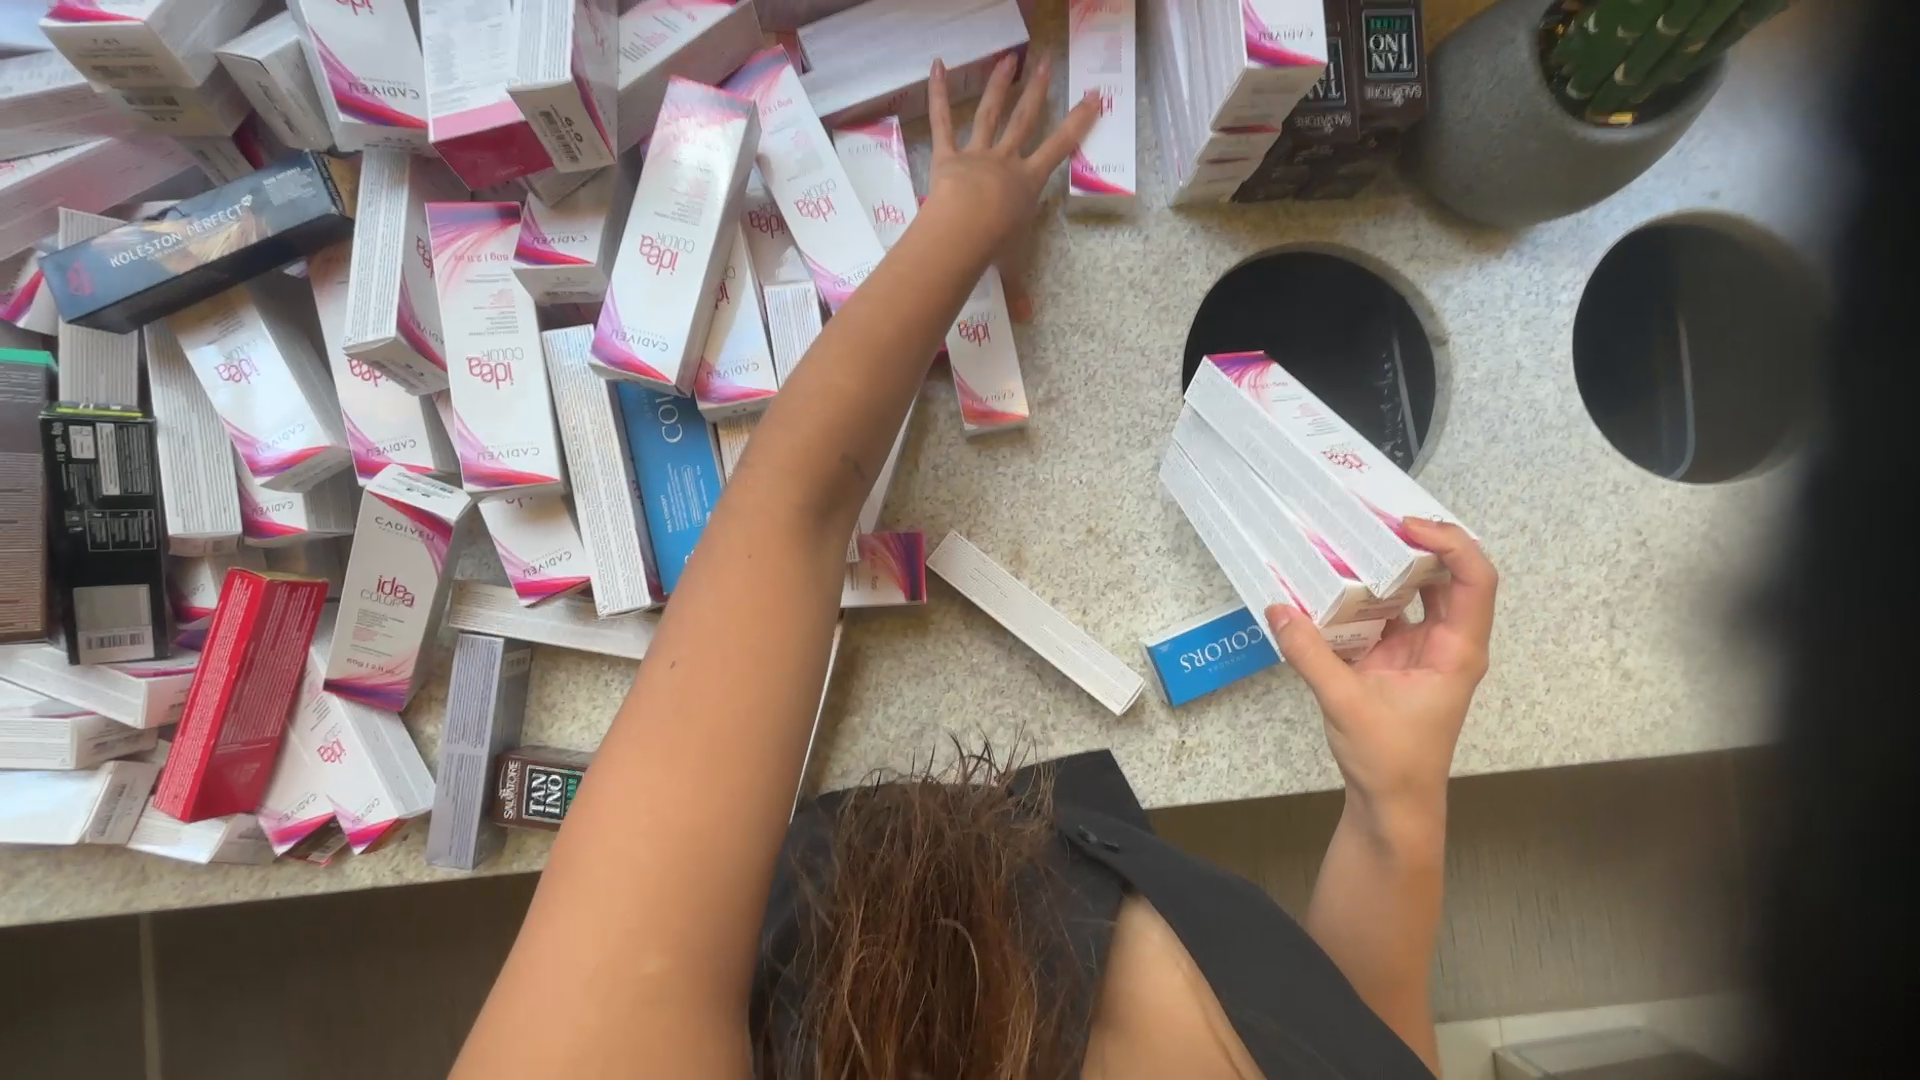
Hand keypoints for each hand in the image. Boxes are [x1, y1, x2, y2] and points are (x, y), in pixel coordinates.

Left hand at [926, 52, 1099, 280]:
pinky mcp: (947, 156)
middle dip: (1038, 91)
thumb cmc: (993, 247)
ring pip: (990, 113)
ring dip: (1000, 85)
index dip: (1078, 123)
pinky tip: (936, 64)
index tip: (1093, 97)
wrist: (966, 230)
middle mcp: (1006, 162)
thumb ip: (1017, 290)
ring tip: (1010, 58)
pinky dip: (936, 93)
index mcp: (1027, 184)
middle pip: (1026, 121)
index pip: (1059, 149)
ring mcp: (977, 155)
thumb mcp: (1011, 267)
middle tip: (1048, 63)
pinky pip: (940, 121)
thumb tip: (1026, 318)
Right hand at [1265, 520, 1496, 835]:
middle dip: (1414, 546)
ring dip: (1386, 570)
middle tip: (1372, 523)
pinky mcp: (1393, 660)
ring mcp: (1419, 650)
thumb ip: (1309, 653)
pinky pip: (1383, 617)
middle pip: (1446, 578)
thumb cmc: (1390, 758)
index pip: (1475, 580)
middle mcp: (1445, 643)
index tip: (1406, 527)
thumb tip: (1276, 608)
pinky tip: (1331, 586)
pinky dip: (1361, 599)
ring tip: (1349, 544)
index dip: (1450, 544)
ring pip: (1413, 595)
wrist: (1392, 803)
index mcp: (1457, 651)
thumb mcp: (1345, 701)